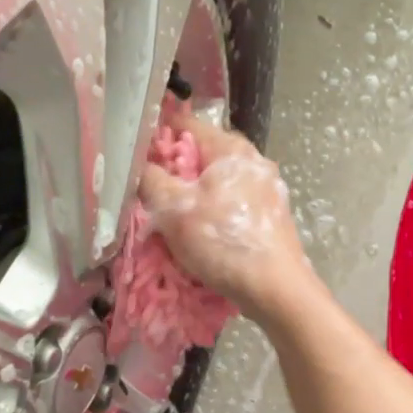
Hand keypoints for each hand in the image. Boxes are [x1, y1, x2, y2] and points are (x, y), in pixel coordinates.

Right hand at [139, 112, 312, 314]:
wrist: (274, 287)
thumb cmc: (222, 241)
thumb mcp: (175, 210)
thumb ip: (152, 181)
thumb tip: (142, 167)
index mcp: (230, 148)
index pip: (187, 124)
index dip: (159, 136)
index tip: (139, 158)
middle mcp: (253, 160)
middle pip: (204, 157)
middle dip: (177, 173)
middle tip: (154, 197)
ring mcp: (267, 190)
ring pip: (219, 184)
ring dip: (195, 198)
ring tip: (177, 222)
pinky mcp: (271, 218)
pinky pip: (233, 207)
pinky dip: (214, 216)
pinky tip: (205, 238)